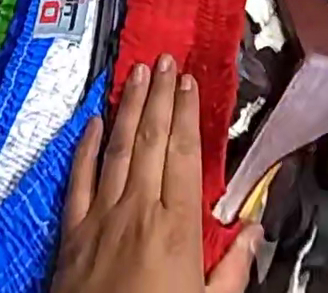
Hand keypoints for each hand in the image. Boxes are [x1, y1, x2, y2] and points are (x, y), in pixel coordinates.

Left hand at [52, 55, 260, 292]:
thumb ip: (234, 266)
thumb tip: (255, 227)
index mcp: (176, 224)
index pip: (183, 151)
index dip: (185, 112)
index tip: (188, 81)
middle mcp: (139, 211)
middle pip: (152, 139)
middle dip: (159, 95)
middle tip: (164, 60)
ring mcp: (102, 220)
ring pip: (118, 149)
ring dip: (129, 108)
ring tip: (136, 74)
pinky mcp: (72, 237)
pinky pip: (78, 183)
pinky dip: (85, 149)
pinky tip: (92, 122)